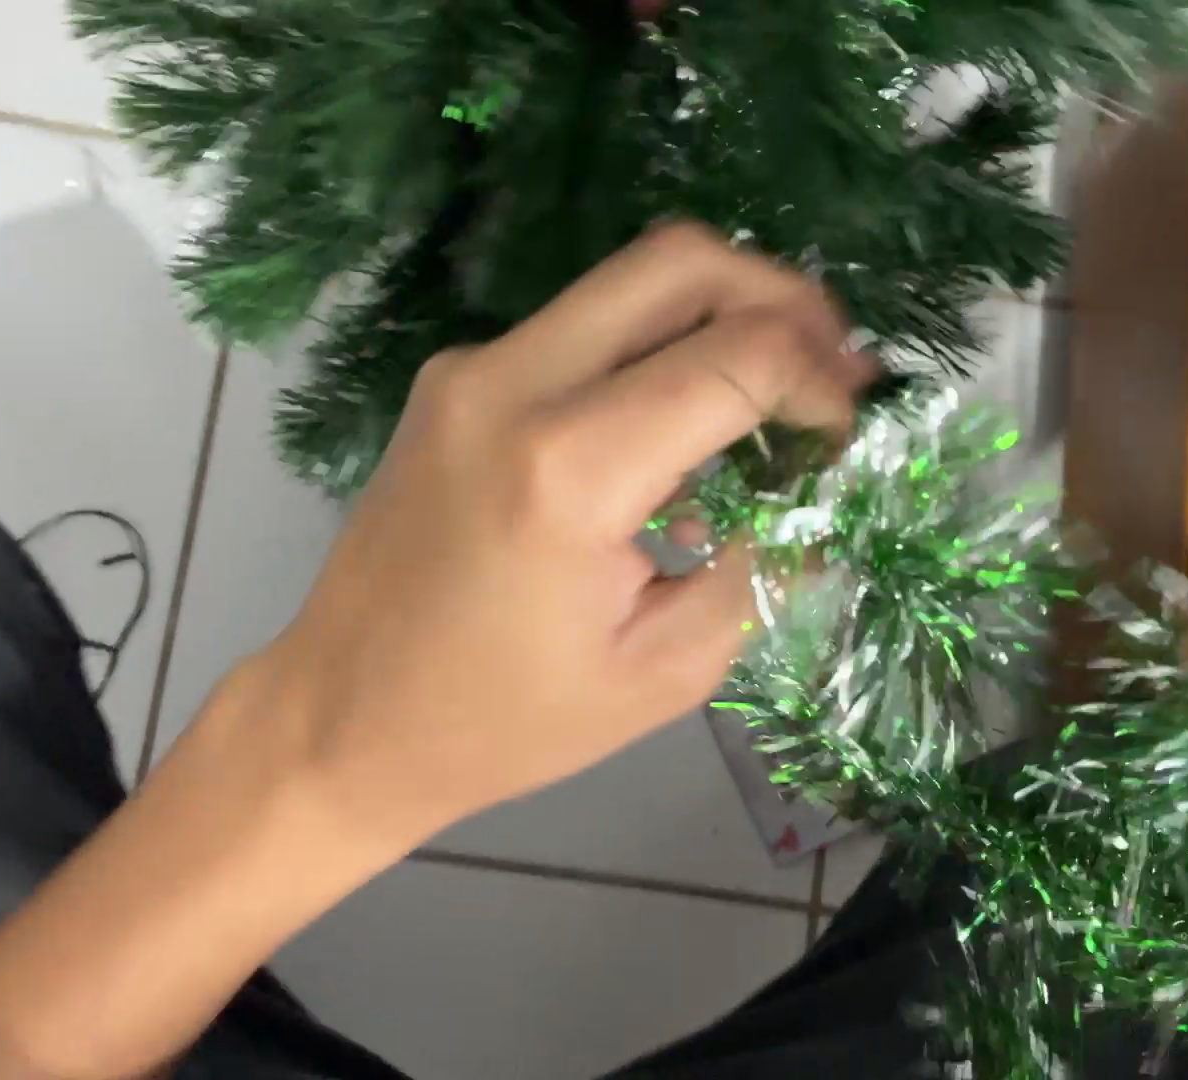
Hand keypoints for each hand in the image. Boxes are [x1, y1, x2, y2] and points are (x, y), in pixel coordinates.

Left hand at [234, 222, 872, 840]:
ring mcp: (469, 370)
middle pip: (680, 262)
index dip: (817, 378)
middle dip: (780, 298)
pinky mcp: (452, 381)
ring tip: (768, 401)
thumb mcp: (663, 671)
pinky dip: (652, 354)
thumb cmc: (503, 723)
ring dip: (717, 319)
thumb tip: (821, 493)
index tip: (846, 431)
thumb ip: (760, 568)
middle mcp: (510, 383)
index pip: (735, 355)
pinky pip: (580, 330)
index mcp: (568, 469)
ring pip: (628, 283)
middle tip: (829, 366)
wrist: (341, 719)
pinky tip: (674, 436)